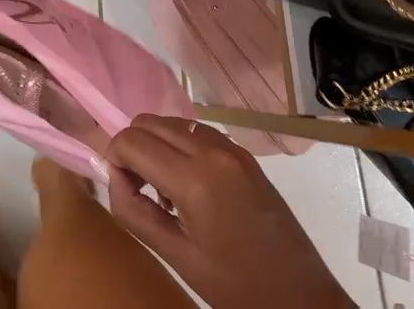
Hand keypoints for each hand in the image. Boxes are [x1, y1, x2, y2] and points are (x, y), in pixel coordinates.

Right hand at [106, 116, 355, 308]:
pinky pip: (197, 132)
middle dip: (131, 147)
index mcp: (194, 179)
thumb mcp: (177, 256)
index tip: (120, 187)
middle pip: (149, 122)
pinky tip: (187, 183)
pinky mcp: (244, 155)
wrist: (302, 297)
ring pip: (172, 122)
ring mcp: (232, 149)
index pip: (131, 141)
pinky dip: (179, 145)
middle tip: (135, 186)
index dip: (114, 158)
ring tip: (162, 187)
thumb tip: (112, 177)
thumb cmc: (236, 285)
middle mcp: (212, 151)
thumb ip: (134, 212)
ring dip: (155, 144)